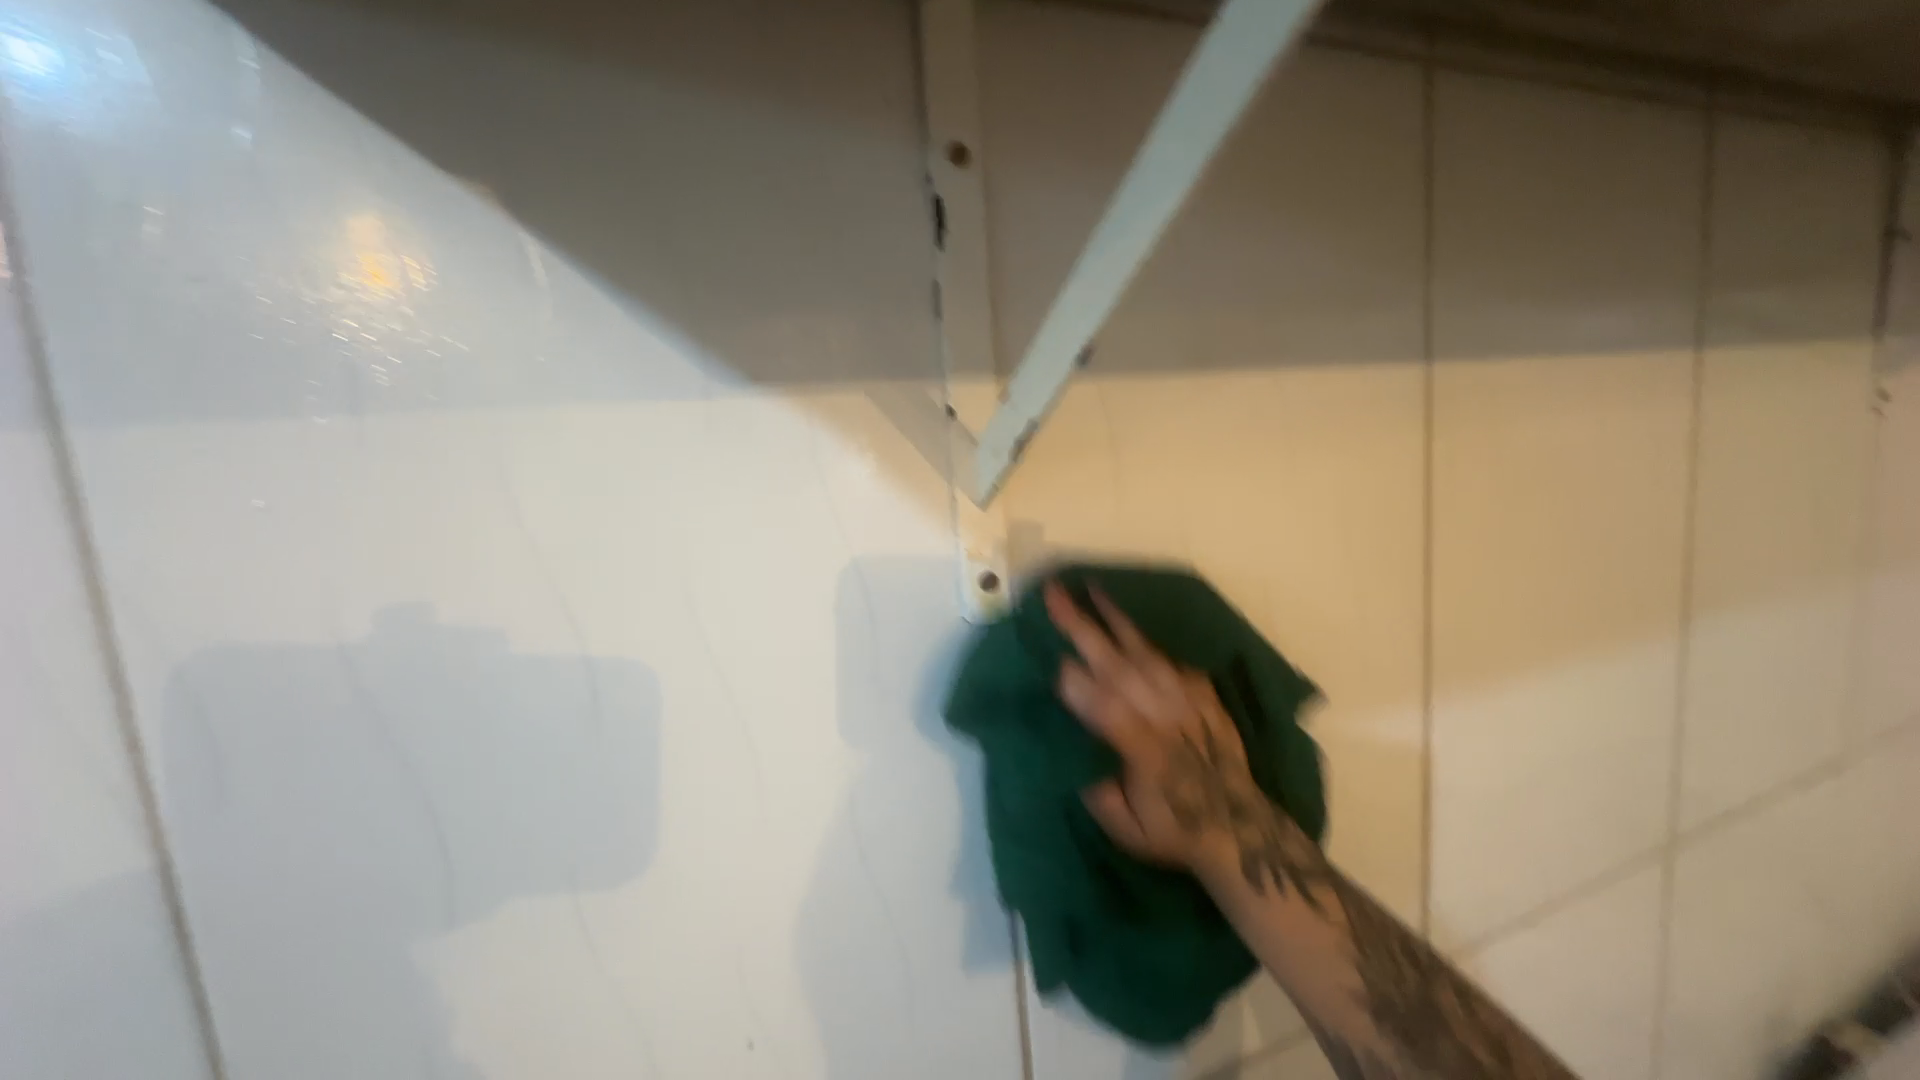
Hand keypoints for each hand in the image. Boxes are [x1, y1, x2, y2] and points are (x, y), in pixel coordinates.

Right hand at [1045, 581, 1275, 877]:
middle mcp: (1168, 720)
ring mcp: (1190, 704)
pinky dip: (1150, 642)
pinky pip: (1174, 662)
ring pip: (1148, 654)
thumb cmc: (1174, 830)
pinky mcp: (1206, 698)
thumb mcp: (1127, 830)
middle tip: (1056, 596)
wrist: (1241, 830)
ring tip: (1092, 591)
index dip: (1079, 686)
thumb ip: (1099, 795)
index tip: (1051, 659)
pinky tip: (1130, 626)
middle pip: (1121, 667)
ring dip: (1117, 620)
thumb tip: (1071, 757)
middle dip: (1084, 629)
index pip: (1106, 710)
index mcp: (1147, 754)